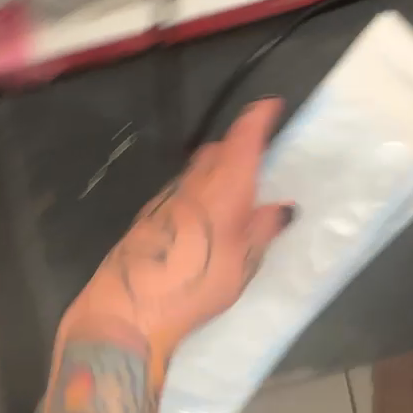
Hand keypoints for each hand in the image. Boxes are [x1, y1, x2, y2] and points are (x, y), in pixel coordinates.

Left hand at [64, 99, 294, 357]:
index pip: (243, 137)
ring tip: (238, 192)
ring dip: (218, 170)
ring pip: (198, 170)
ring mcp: (168, 198)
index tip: (272, 105)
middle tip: (260, 158)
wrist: (129, 306)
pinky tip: (207, 220)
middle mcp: (195, 182)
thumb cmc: (199, 279)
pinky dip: (201, 193)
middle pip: (218, 150)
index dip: (258, 117)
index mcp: (225, 185)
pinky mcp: (150, 217)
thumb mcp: (246, 259)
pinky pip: (183, 192)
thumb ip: (265, 228)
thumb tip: (283, 208)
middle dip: (239, 145)